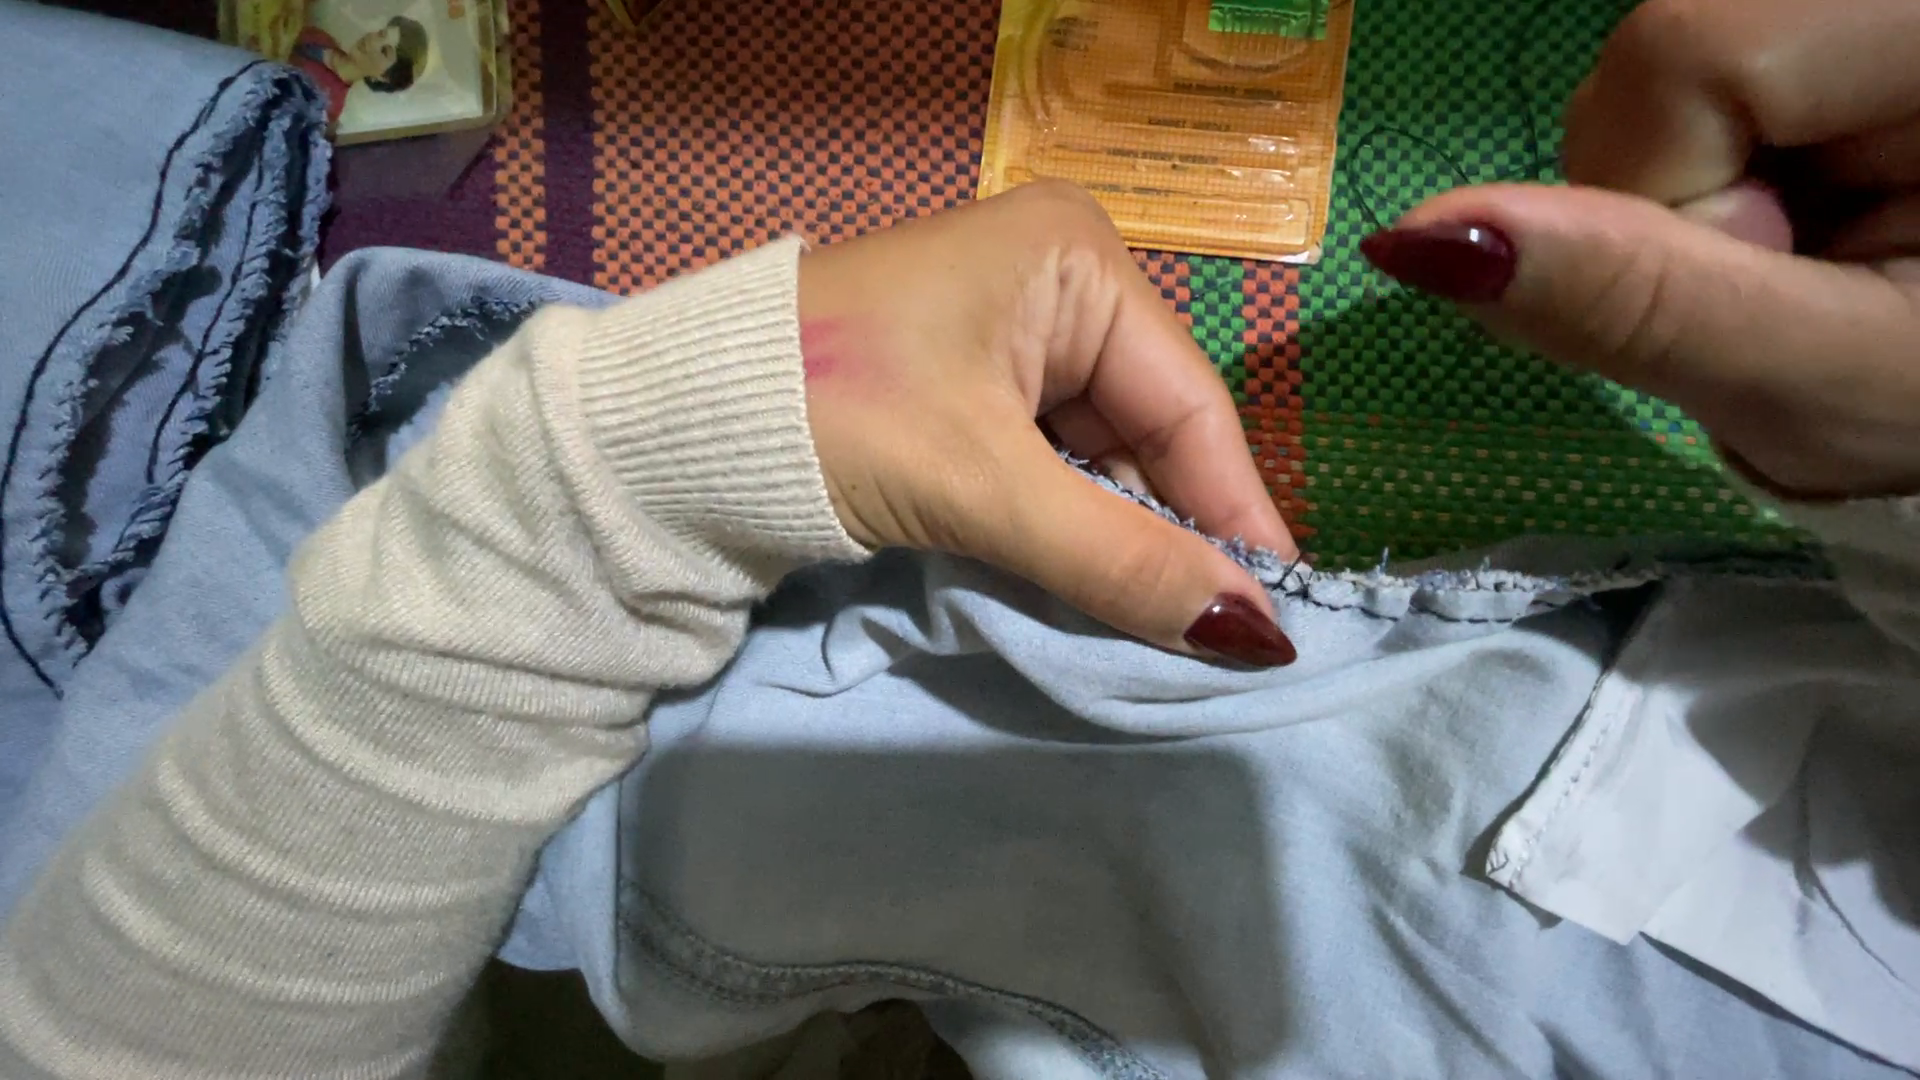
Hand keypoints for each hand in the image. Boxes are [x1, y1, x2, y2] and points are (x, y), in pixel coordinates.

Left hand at [798, 181, 1297, 666]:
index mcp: (1073, 261)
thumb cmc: (832, 416)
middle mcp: (1053, 287)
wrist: (677, 428)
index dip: (1233, 508)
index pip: (1185, 401)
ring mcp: (1010, 340)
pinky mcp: (972, 390)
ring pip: (1098, 456)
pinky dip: (1066, 526)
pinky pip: (1049, 466)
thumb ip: (1117, 557)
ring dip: (1117, 536)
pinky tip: (1085, 577)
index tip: (1274, 604)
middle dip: (1169, 528)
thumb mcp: (983, 485)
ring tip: (1151, 616)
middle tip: (1209, 628)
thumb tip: (1248, 631)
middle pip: (1146, 429)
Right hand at [1359, 0, 1919, 498]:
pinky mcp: (1824, 44)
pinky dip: (1685, 164)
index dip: (1658, 182)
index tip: (1758, 262)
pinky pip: (1680, 80)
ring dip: (1665, 181)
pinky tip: (1783, 203)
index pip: (1685, 48)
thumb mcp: (1801, 380)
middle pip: (1661, 43)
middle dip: (1658, 182)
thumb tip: (1408, 241)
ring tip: (1784, 238)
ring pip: (1654, 67)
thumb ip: (1617, 302)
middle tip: (1773, 258)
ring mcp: (1852, 16)